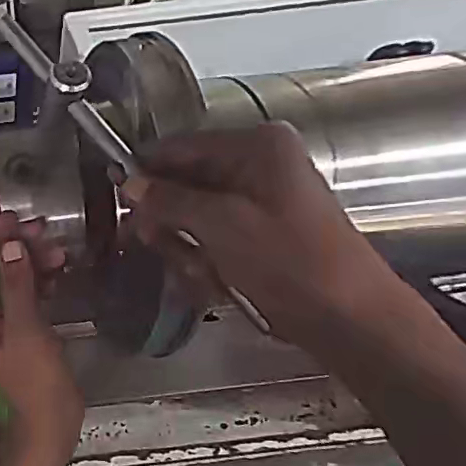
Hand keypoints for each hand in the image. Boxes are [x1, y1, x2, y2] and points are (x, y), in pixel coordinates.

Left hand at [0, 211, 82, 465]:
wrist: (52, 422)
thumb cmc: (35, 382)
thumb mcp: (26, 329)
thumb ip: (17, 287)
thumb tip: (10, 248)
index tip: (13, 219)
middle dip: (14, 246)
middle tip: (41, 230)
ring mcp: (4, 321)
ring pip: (12, 278)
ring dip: (31, 261)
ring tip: (57, 250)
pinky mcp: (25, 328)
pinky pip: (28, 293)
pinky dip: (41, 278)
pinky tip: (59, 270)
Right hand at [120, 122, 407, 345]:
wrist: (349, 318)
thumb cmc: (289, 263)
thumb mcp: (221, 226)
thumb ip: (170, 200)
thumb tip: (130, 183)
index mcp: (257, 147)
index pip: (180, 147)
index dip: (145, 172)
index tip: (116, 199)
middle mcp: (259, 166)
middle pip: (185, 183)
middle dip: (170, 221)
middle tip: (158, 246)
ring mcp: (261, 200)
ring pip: (194, 217)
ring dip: (188, 248)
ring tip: (202, 274)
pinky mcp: (261, 233)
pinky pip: (214, 238)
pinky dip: (207, 262)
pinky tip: (217, 284)